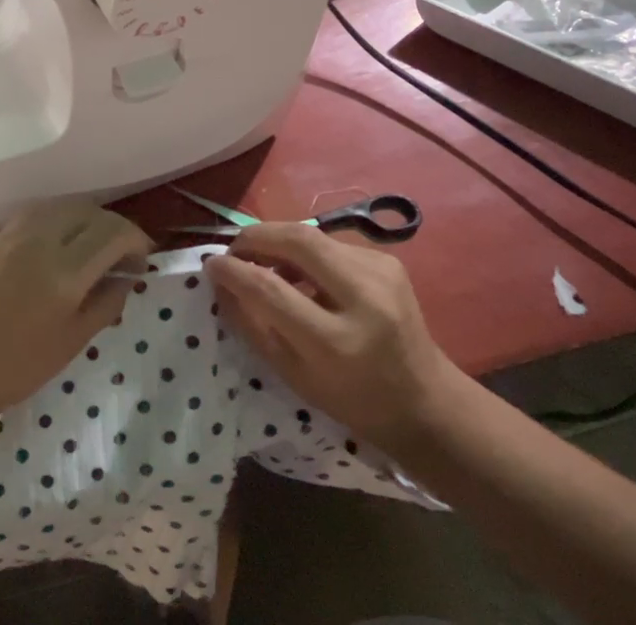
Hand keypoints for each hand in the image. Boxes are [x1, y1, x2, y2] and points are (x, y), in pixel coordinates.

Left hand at [0, 203, 149, 426]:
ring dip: (84, 220)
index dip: (136, 241)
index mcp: (64, 270)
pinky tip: (59, 248)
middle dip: (112, 228)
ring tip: (92, 251)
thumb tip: (126, 276)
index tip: (141, 263)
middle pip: (88, 212)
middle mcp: (39, 241)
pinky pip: (35, 215)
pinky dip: (57, 221)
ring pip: (60, 207)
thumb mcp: (73, 340)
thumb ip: (106, 301)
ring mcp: (11, 237)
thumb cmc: (17, 366)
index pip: (113, 231)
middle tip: (120, 257)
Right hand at [203, 223, 460, 447]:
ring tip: (261, 262)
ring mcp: (383, 274)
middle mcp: (364, 298)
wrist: (425, 400)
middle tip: (234, 251)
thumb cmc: (348, 398)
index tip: (211, 265)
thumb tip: (219, 278)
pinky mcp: (388, 262)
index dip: (232, 270)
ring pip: (313, 235)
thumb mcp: (289, 372)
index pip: (269, 287)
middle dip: (255, 237)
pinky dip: (303, 252)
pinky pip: (330, 244)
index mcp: (335, 340)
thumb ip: (250, 322)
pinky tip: (298, 273)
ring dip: (277, 242)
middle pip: (298, 240)